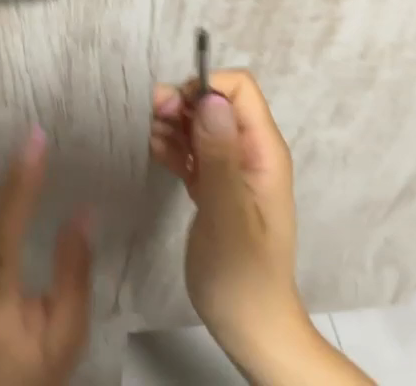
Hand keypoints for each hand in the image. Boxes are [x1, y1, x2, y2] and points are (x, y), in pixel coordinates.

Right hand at [149, 70, 305, 348]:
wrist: (250, 326)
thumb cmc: (242, 274)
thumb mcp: (227, 214)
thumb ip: (218, 155)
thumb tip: (209, 99)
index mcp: (264, 151)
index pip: (239, 89)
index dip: (204, 88)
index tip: (172, 110)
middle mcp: (251, 152)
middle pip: (216, 103)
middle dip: (182, 103)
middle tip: (151, 122)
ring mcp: (233, 170)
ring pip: (201, 124)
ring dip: (174, 124)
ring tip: (151, 142)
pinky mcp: (215, 186)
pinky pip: (194, 151)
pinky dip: (174, 147)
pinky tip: (156, 155)